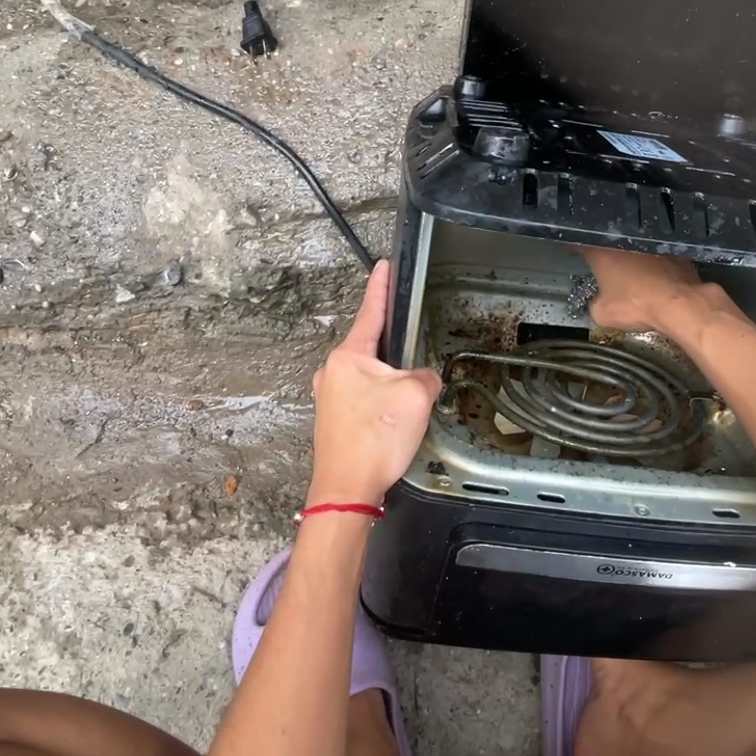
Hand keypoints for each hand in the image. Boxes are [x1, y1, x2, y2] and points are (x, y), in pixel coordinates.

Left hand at [307, 259, 443, 507]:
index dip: (381, 286)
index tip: (383, 266)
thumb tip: (425, 379)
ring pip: (370, 379)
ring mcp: (329, 397)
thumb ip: (426, 376)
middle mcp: (332, 372)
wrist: (346, 489)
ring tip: (406, 412)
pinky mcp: (333, 419)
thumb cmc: (373, 441)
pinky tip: (393, 425)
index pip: (370, 311)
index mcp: (349, 357)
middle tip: (413, 373)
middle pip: (373, 349)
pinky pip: (364, 401)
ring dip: (391, 389)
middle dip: (397, 358)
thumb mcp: (416, 396)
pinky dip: (382, 407)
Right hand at [575, 246, 734, 333]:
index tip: (574, 251)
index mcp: (602, 252)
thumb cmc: (637, 305)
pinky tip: (653, 278)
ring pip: (635, 247)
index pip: (581, 243)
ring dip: (631, 258)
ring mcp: (651, 245)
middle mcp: (626, 242)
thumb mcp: (603, 314)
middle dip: (605, 253)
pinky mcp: (673, 252)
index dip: (575, 247)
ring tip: (630, 274)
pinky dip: (653, 264)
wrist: (678, 304)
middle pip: (610, 243)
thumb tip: (595, 303)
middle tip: (603, 267)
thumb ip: (593, 305)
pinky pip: (657, 255)